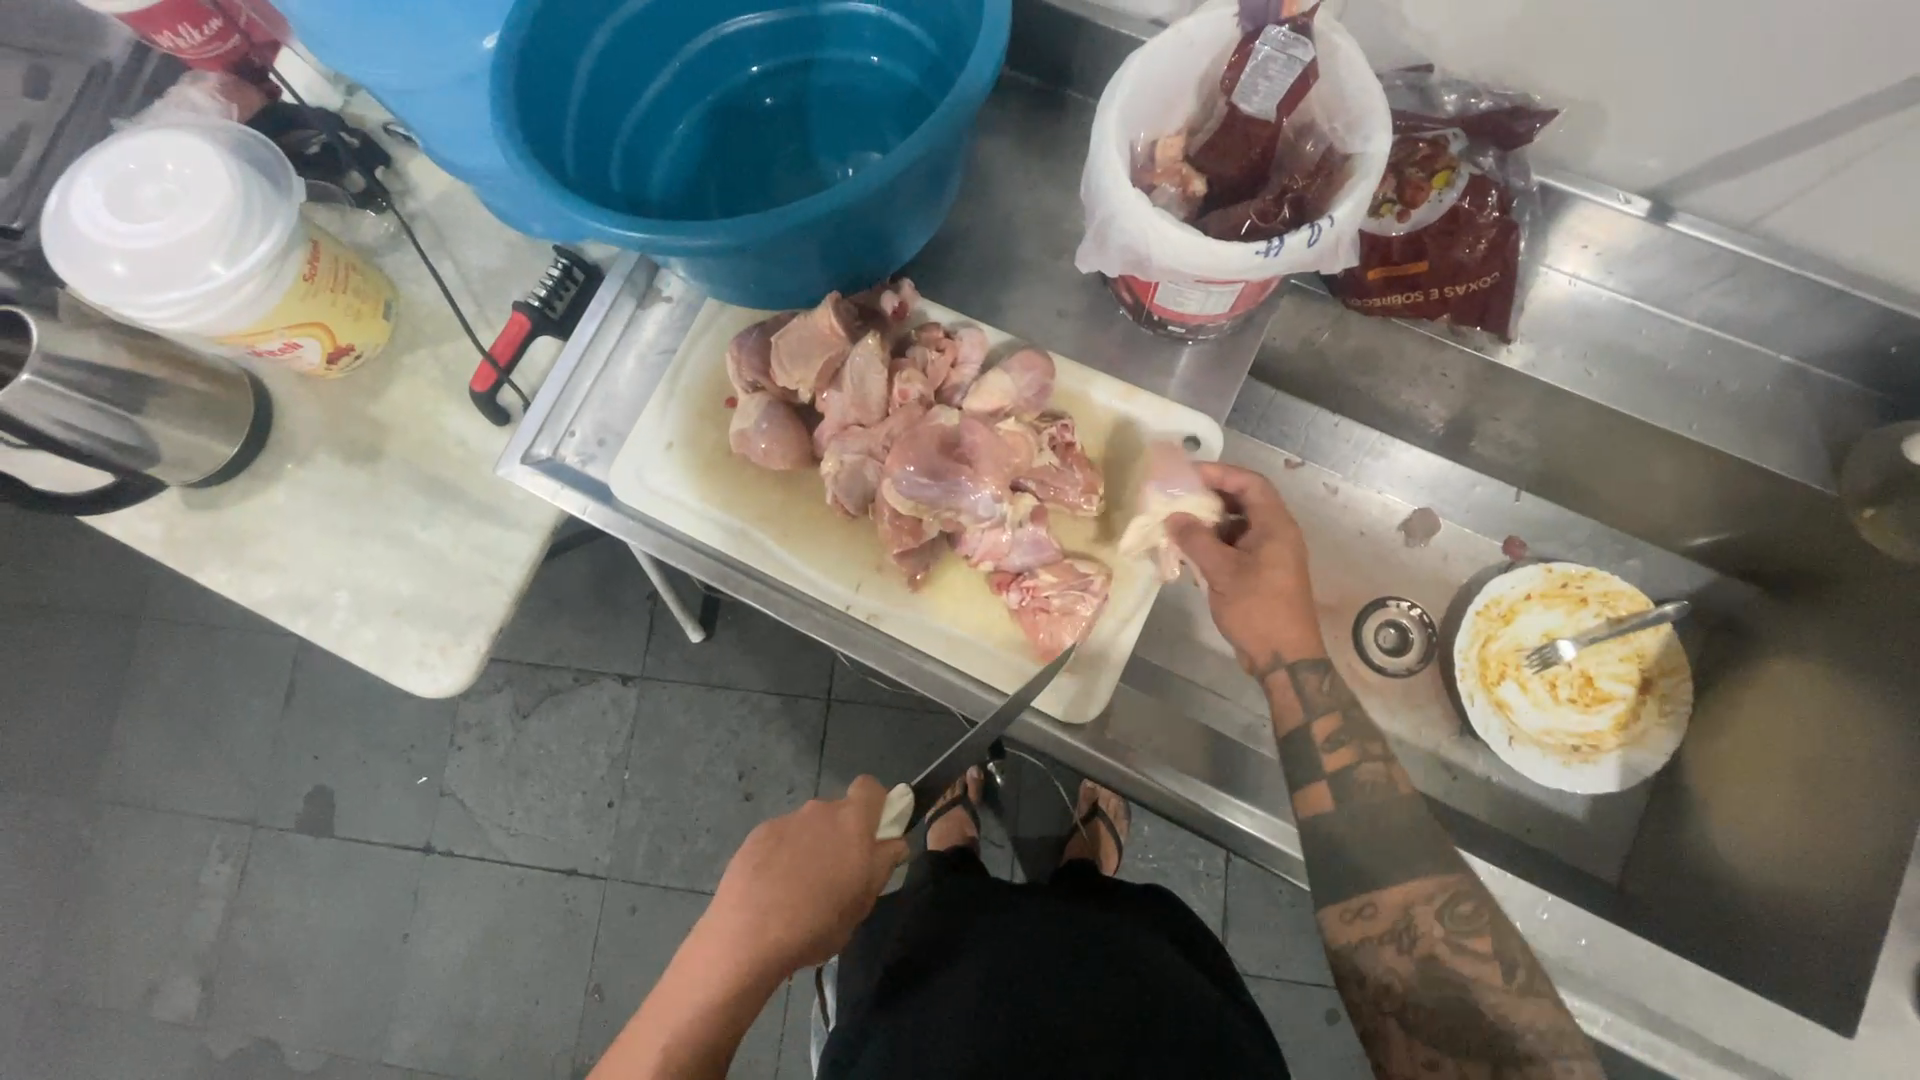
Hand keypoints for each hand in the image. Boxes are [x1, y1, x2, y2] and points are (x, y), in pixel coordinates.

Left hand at [699, 776, 909, 977]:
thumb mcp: (864, 903)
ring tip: (798, 890)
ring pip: (808, 828)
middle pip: (838, 812)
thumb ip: (882, 865)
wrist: (747, 936)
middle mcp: (819, 811)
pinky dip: (782, 856)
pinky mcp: (756, 835)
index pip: (871, 787)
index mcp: (852, 823)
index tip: (874, 835)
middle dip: (841, 836)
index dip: (876, 805)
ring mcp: (785, 821)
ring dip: (811, 848)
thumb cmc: (818, 922)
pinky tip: (772, 889)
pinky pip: (781, 839)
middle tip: (836, 876)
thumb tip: (893, 843)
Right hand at [1167, 463, 1323, 678]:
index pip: (1250, 483)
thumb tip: (1174, 518)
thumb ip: (1196, 540)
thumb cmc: (1258, 609)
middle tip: (1176, 496)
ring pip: (1236, 525)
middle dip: (1209, 497)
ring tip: (1177, 523)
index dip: (1220, 473)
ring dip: (1208, 522)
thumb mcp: (1222, 572)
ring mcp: (1269, 554)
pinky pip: (1234, 547)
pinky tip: (1188, 551)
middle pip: (1243, 501)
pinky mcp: (1260, 573)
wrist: (1284, 656)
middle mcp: (1276, 534)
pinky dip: (1212, 544)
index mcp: (1276, 526)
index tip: (1187, 474)